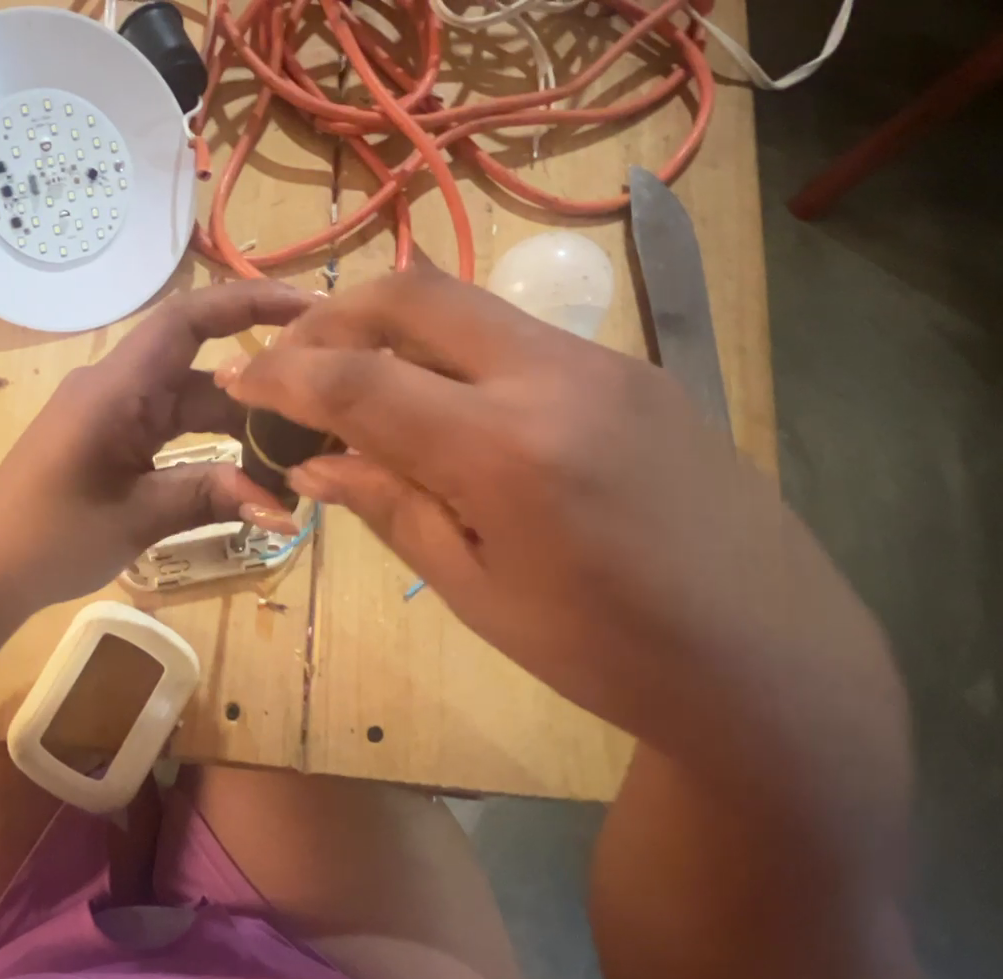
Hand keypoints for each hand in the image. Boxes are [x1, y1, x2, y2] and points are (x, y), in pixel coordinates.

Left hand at [0, 280, 311, 623]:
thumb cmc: (48, 538)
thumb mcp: (136, 518)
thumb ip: (209, 498)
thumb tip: (283, 505)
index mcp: (115, 390)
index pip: (187, 320)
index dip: (248, 303)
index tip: (309, 310)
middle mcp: (116, 391)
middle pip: (201, 371)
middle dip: (260, 388)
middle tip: (321, 411)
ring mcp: (113, 418)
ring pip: (190, 406)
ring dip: (238, 428)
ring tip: (296, 454)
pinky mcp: (111, 445)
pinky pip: (171, 433)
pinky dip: (208, 451)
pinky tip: (247, 475)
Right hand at [216, 267, 904, 799]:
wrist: (765, 658)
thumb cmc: (600, 651)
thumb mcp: (472, 588)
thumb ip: (387, 505)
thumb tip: (312, 464)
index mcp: (506, 451)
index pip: (361, 382)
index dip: (284, 376)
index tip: (237, 380)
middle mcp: (554, 377)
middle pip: (414, 296)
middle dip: (332, 318)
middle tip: (289, 361)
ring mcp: (603, 362)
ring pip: (467, 304)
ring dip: (390, 326)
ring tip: (349, 378)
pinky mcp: (630, 368)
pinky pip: (515, 334)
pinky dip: (449, 350)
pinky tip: (434, 402)